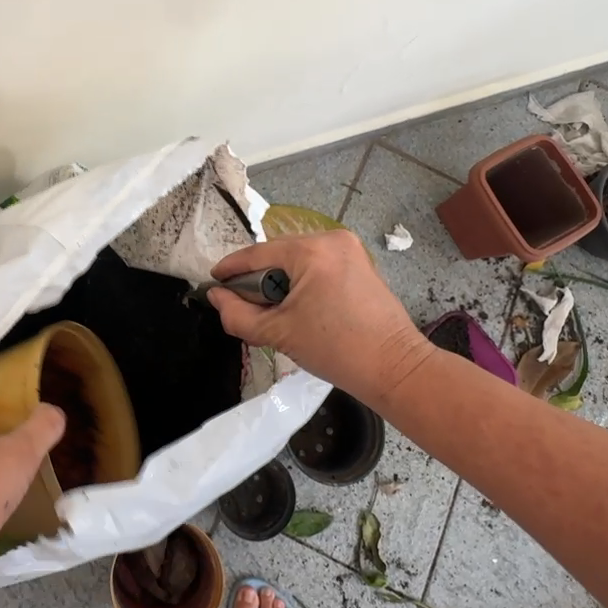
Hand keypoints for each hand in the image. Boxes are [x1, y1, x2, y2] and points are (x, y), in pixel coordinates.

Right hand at [206, 230, 430, 405]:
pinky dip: (303, 280)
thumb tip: (216, 297)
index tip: (212, 280)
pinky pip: (318, 264)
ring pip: (298, 258)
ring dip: (281, 280)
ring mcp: (350, 248)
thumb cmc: (335, 350)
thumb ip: (238, 314)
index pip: (258, 254)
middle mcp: (331, 238)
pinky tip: (299, 306)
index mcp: (311, 250)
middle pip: (278, 253)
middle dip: (259, 278)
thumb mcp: (278, 333)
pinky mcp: (361, 262)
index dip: (231, 268)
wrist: (394, 368)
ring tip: (273, 310)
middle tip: (244, 305)